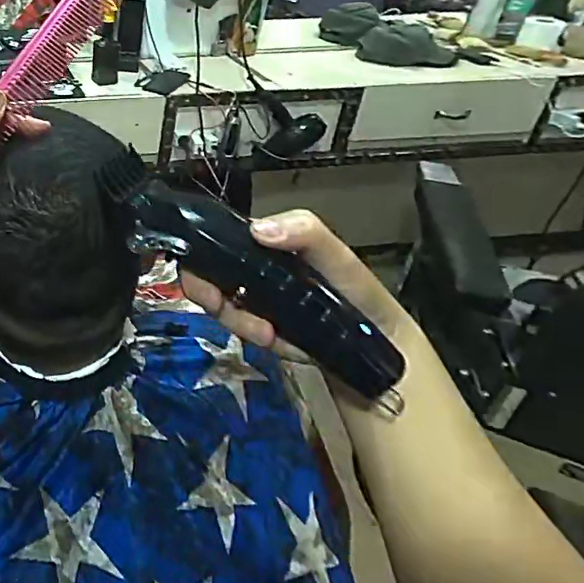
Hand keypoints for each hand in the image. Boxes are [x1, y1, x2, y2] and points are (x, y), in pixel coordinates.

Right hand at [179, 209, 408, 355]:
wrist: (383, 354)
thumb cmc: (361, 295)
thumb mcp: (337, 255)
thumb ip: (306, 232)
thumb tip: (256, 229)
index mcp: (272, 247)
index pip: (226, 242)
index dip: (206, 254)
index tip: (200, 273)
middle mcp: (261, 272)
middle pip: (216, 278)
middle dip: (210, 292)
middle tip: (217, 303)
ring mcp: (262, 303)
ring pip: (226, 307)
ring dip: (235, 319)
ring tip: (263, 331)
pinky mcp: (267, 332)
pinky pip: (245, 333)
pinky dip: (253, 336)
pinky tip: (273, 340)